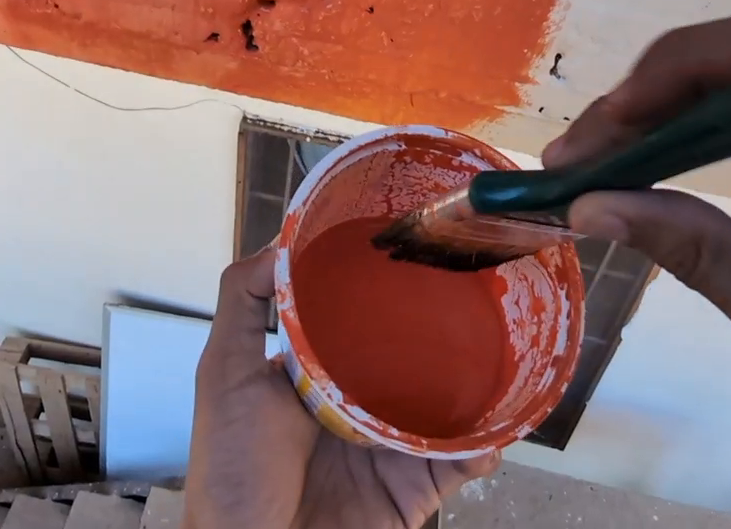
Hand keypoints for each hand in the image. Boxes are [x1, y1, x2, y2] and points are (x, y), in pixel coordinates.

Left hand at [184, 250, 500, 528]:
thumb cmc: (233, 464)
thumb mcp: (226, 371)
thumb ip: (243, 303)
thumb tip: (282, 243)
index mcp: (321, 370)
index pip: (362, 319)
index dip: (386, 288)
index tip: (416, 248)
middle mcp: (360, 400)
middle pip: (412, 356)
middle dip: (444, 331)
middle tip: (476, 294)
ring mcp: (390, 444)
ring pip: (446, 404)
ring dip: (476, 385)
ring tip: (504, 356)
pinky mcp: (412, 487)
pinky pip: (458, 462)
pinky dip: (483, 448)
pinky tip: (495, 430)